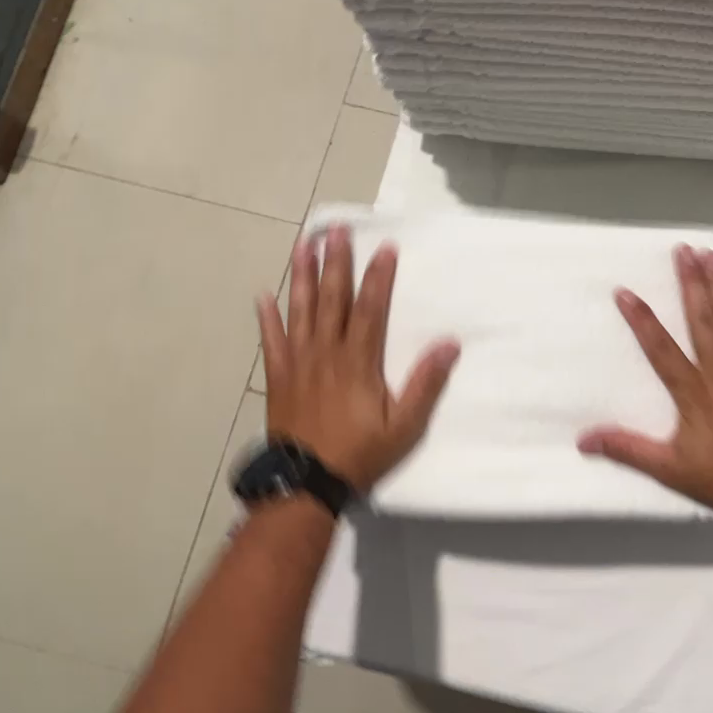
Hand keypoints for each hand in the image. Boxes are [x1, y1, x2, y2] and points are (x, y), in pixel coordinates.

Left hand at [256, 225, 458, 491]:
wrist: (305, 483)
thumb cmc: (360, 453)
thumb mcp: (404, 425)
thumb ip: (425, 383)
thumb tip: (449, 344)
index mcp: (358, 361)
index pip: (370, 308)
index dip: (378, 277)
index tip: (384, 247)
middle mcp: (326, 353)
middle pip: (331, 299)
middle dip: (335, 262)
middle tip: (336, 230)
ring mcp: (298, 363)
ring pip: (300, 311)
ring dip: (301, 277)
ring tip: (303, 246)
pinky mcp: (278, 378)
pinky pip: (271, 341)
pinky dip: (267, 318)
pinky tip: (263, 296)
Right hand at [578, 245, 712, 541]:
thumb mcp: (670, 469)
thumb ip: (628, 449)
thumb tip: (583, 440)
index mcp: (694, 393)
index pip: (661, 349)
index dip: (642, 320)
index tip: (625, 292)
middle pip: (702, 321)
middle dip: (691, 284)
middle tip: (683, 250)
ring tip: (711, 255)